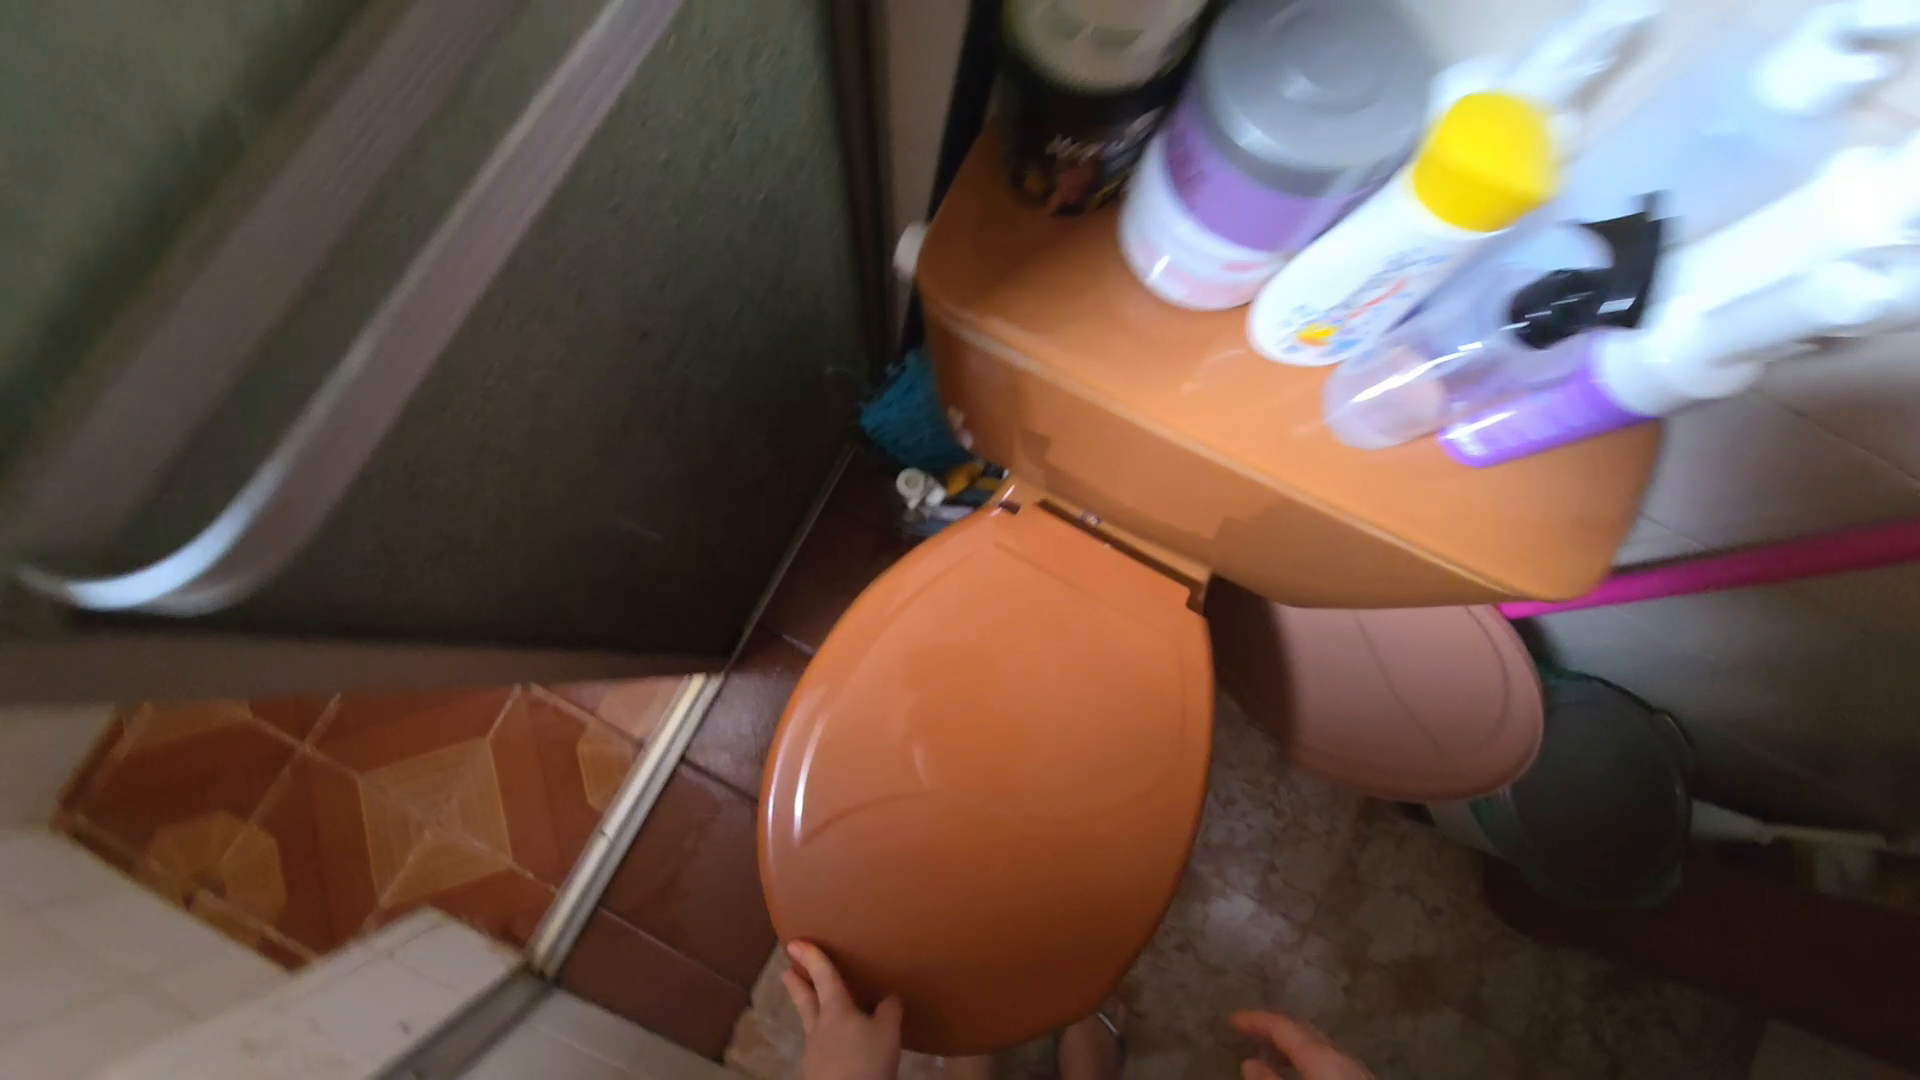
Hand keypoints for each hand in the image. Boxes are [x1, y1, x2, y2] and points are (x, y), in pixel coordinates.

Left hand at [782, 940, 902, 1079]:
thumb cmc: (865, 1063)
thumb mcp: (888, 1033)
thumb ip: (889, 1010)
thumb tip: (890, 997)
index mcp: (835, 1010)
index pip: (823, 976)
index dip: (811, 957)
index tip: (794, 943)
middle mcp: (819, 1029)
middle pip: (806, 1001)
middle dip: (797, 986)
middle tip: (786, 972)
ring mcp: (813, 1055)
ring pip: (811, 1027)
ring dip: (811, 1015)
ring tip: (818, 1012)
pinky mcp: (816, 1077)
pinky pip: (820, 1051)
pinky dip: (825, 1042)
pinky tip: (836, 1050)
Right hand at [1231, 1009, 1372, 1079]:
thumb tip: (1248, 1064)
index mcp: (1320, 1055)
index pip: (1282, 1024)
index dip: (1255, 1019)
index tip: (1232, 1020)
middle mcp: (1340, 1054)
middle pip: (1302, 1030)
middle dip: (1274, 1029)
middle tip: (1249, 1033)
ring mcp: (1357, 1069)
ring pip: (1318, 1045)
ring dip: (1292, 1045)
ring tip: (1271, 1058)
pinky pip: (1330, 1060)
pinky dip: (1309, 1059)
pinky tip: (1303, 1075)